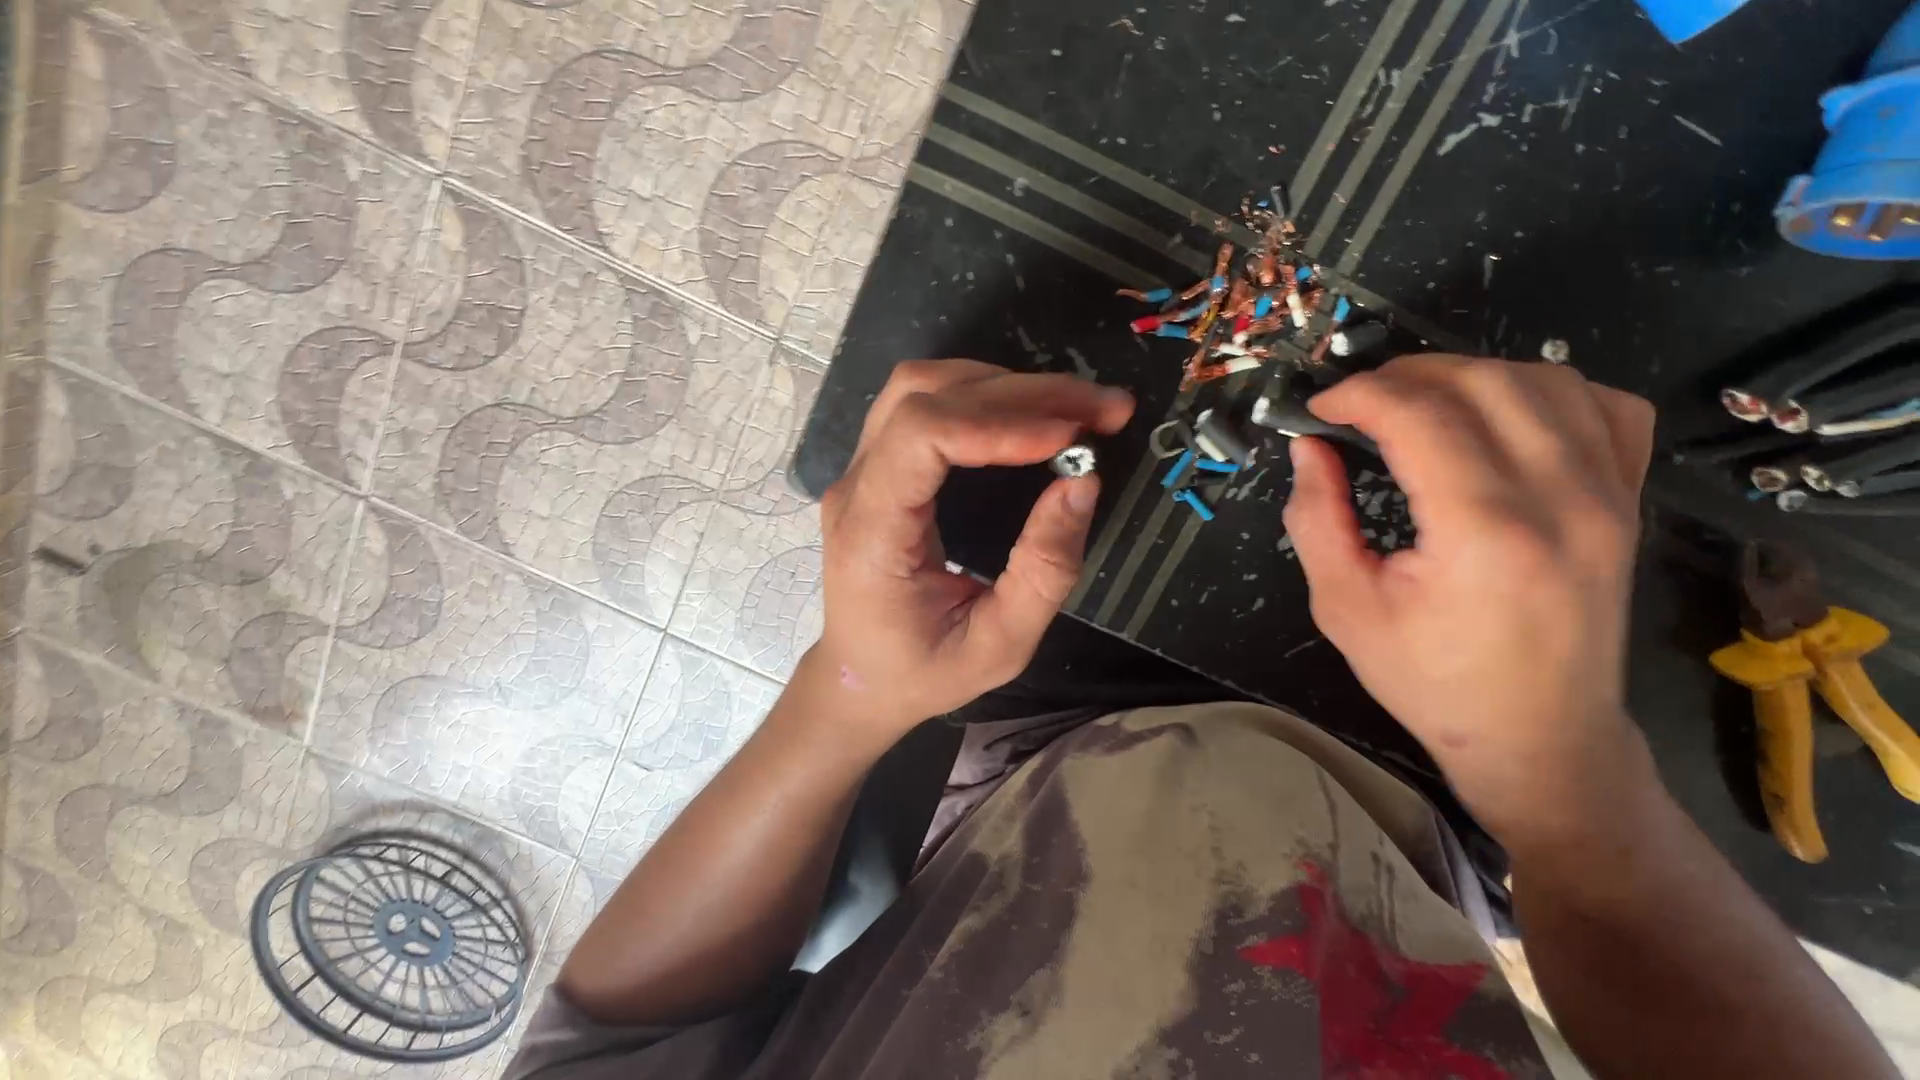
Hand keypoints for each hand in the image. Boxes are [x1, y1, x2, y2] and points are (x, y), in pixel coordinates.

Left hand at [807, 359, 1134, 740]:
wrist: (861, 680)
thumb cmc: (924, 673)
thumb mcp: (999, 646)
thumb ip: (1044, 572)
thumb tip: (1084, 482)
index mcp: (872, 535)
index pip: (919, 437)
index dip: (997, 422)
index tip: (1070, 437)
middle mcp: (855, 488)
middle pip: (925, 395)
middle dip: (1023, 392)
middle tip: (1104, 409)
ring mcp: (858, 472)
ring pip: (921, 386)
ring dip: (1004, 385)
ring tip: (1075, 408)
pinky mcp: (876, 468)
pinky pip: (923, 406)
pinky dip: (985, 397)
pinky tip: (1033, 415)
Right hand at [1281, 355, 1655, 838]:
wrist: (1538, 736)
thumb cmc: (1431, 682)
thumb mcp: (1344, 609)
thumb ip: (1316, 519)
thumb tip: (1309, 448)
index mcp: (1483, 533)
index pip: (1421, 415)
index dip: (1360, 394)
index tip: (1321, 409)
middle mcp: (1560, 500)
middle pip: (1483, 382)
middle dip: (1406, 375)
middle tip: (1359, 403)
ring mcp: (1608, 497)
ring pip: (1546, 380)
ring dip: (1469, 374)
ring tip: (1420, 403)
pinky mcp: (1627, 503)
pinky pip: (1606, 407)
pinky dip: (1547, 390)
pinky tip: (1504, 415)